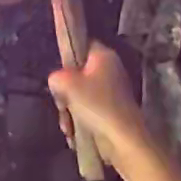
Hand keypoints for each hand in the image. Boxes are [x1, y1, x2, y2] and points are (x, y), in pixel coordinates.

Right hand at [47, 43, 163, 170]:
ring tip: (68, 125)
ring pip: (82, 93)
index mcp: (104, 55)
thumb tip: (57, 81)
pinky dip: (81, 118)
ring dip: (70, 109)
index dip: (67, 55)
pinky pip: (90, 108)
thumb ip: (56, 76)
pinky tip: (74, 133)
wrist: (123, 137)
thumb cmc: (97, 104)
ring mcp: (114, 89)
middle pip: (78, 73)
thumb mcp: (67, 85)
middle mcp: (111, 68)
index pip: (82, 43)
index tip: (58, 74)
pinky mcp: (114, 108)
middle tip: (62, 105)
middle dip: (66, 92)